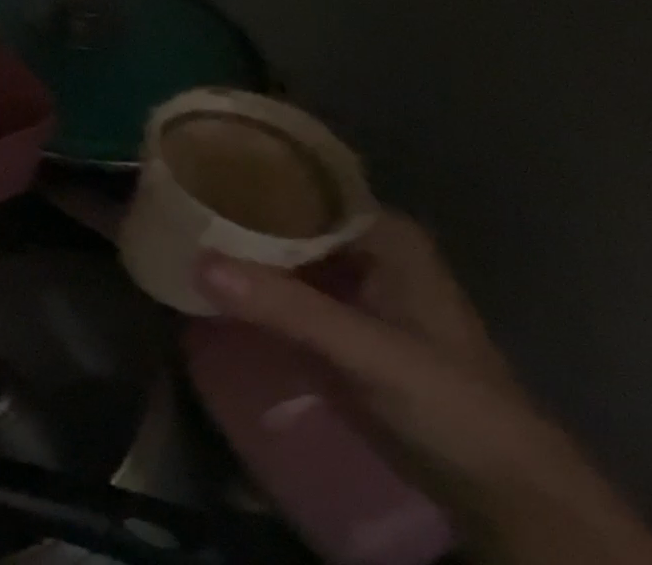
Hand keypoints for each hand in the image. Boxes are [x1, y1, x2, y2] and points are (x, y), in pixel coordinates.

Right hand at [198, 213, 651, 564]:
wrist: (495, 486)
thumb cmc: (448, 400)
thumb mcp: (369, 350)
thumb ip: (288, 306)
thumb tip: (197, 262)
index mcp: (380, 234)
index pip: (301, 183)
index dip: (244, 171)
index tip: (184, 164)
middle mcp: (356, 249)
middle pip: (278, 216)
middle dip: (223, 211)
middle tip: (156, 201)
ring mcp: (339, 289)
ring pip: (269, 252)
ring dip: (223, 248)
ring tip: (159, 232)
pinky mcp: (321, 325)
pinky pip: (267, 290)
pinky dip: (232, 285)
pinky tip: (187, 278)